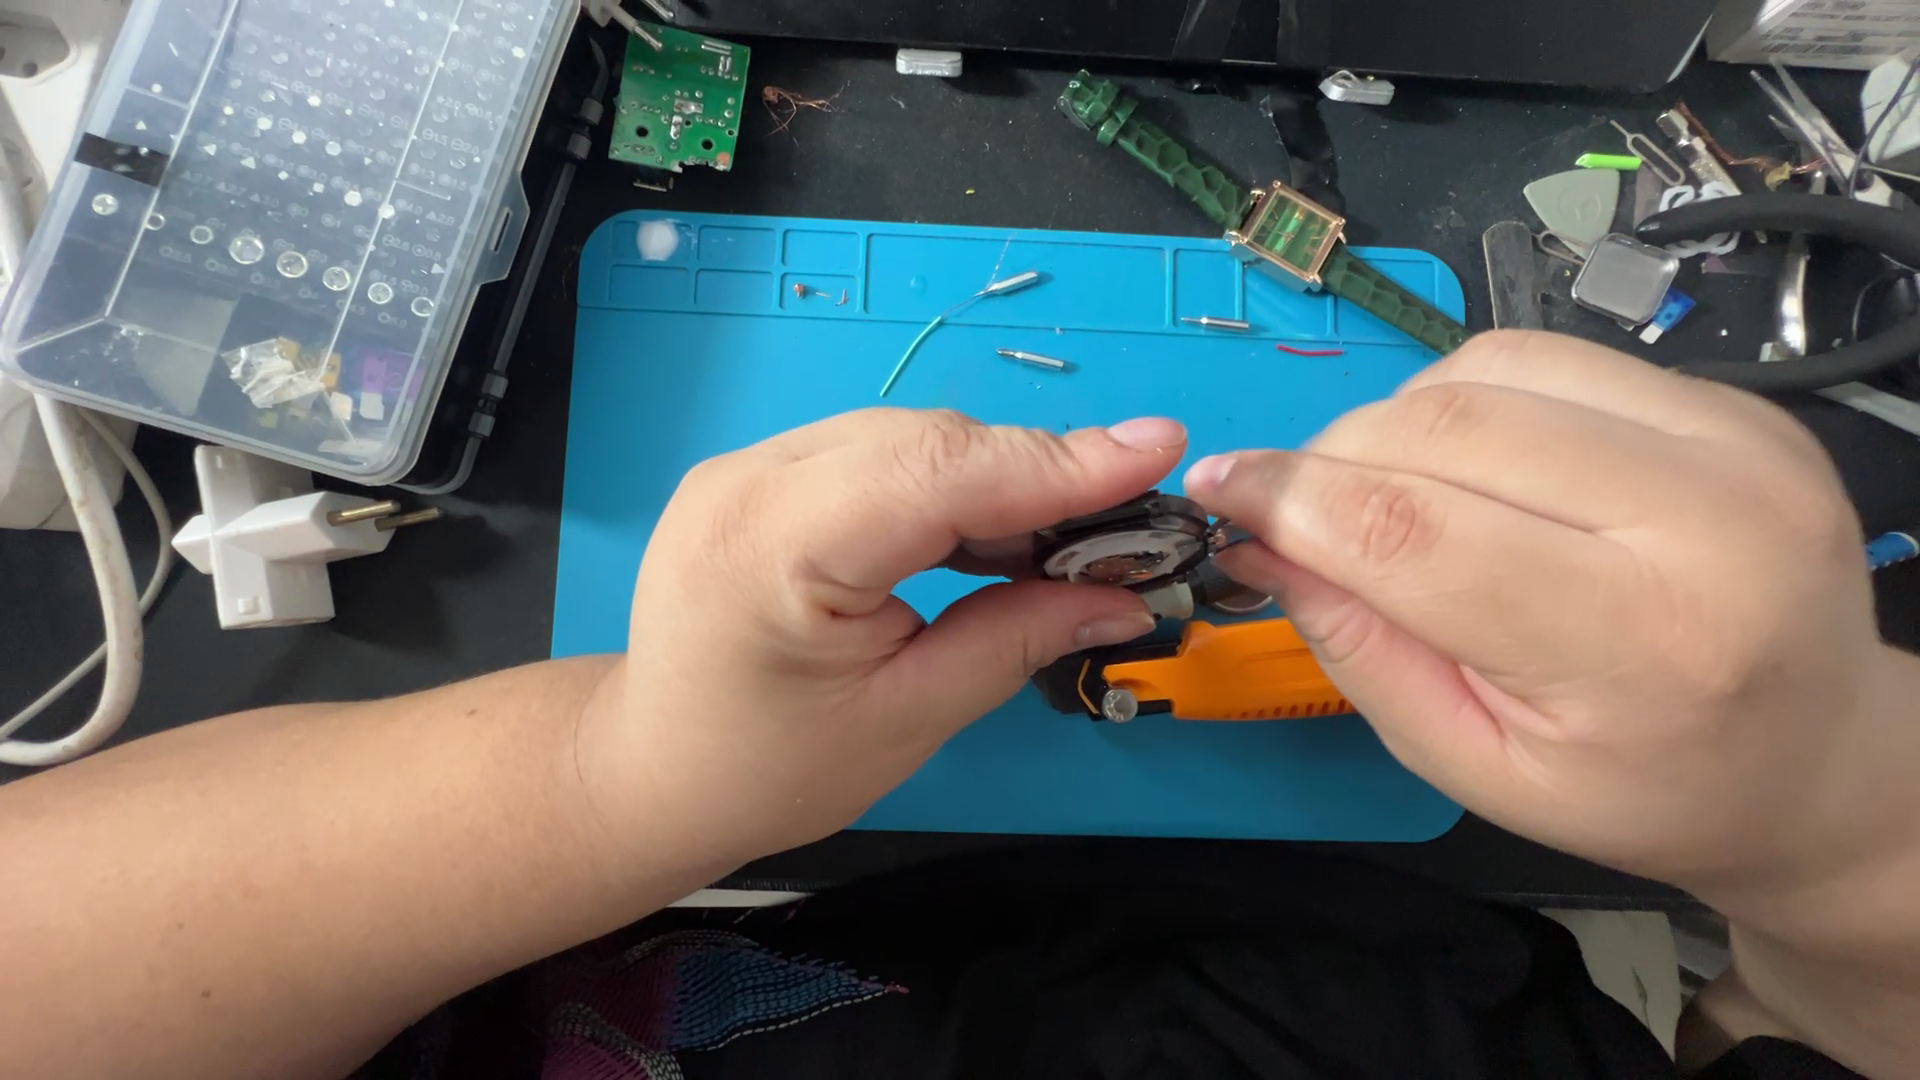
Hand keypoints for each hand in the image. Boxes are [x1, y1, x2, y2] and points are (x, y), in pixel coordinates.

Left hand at [576, 409, 1186, 867]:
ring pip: (906, 439)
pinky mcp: (759, 473)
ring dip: (996, 475)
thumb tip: (1126, 598)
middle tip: (1124, 511)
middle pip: (925, 443)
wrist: (650, 766)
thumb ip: (1016, 641)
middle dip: (1036, 471)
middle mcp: (750, 479)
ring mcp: (746, 466)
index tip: (1157, 448)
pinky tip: (991, 523)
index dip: (1054, 462)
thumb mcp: (908, 719)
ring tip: (1068, 525)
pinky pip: (876, 456)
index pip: (934, 476)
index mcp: (772, 548)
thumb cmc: (771, 770)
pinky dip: (948, 483)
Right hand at [1184, 331, 1914, 893]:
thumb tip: (1256, 544)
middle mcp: (1701, 516)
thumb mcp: (1458, 752)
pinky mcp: (1721, 402)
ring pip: (1472, 376)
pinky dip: (1448, 399)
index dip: (1286, 497)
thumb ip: (1350, 642)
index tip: (1214, 486)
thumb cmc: (1619, 784)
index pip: (1408, 531)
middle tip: (1297, 514)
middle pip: (1436, 432)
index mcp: (1636, 641)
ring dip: (1382, 428)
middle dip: (1325, 463)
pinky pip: (1527, 356)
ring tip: (1383, 492)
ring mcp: (1727, 439)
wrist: (1814, 759)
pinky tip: (1455, 460)